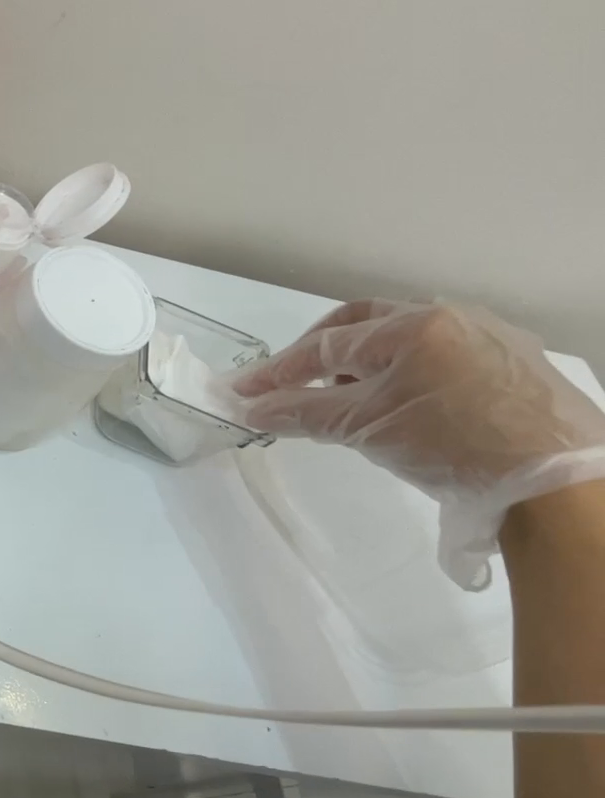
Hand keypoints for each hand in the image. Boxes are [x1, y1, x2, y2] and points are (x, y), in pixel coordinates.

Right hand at [234, 300, 604, 586]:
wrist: (556, 480)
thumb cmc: (452, 444)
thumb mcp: (363, 427)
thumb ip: (301, 412)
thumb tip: (253, 409)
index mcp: (412, 327)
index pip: (324, 344)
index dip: (276, 370)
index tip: (241, 392)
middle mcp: (451, 317)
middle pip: (363, 323)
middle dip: (316, 351)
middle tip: (285, 382)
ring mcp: (488, 336)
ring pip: (401, 336)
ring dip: (359, 361)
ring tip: (339, 397)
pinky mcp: (513, 361)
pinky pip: (438, 352)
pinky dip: (400, 369)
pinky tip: (394, 401)